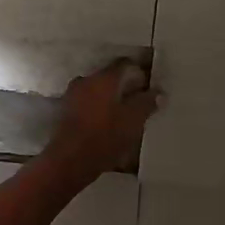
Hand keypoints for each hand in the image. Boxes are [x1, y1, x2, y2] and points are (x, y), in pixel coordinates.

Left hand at [40, 58, 161, 177]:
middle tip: (138, 101)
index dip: (139, 72)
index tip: (149, 85)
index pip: (125, 64)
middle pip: (109, 77)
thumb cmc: (105, 136)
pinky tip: (106, 123)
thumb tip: (159, 92)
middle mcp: (86, 80)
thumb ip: (147, 103)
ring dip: (110, 98)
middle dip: (124, 86)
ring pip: (97, 90)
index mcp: (104, 78)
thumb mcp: (134, 120)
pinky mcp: (65, 112)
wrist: (69, 161)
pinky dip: (98, 108)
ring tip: (123, 114)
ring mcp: (72, 95)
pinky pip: (87, 103)